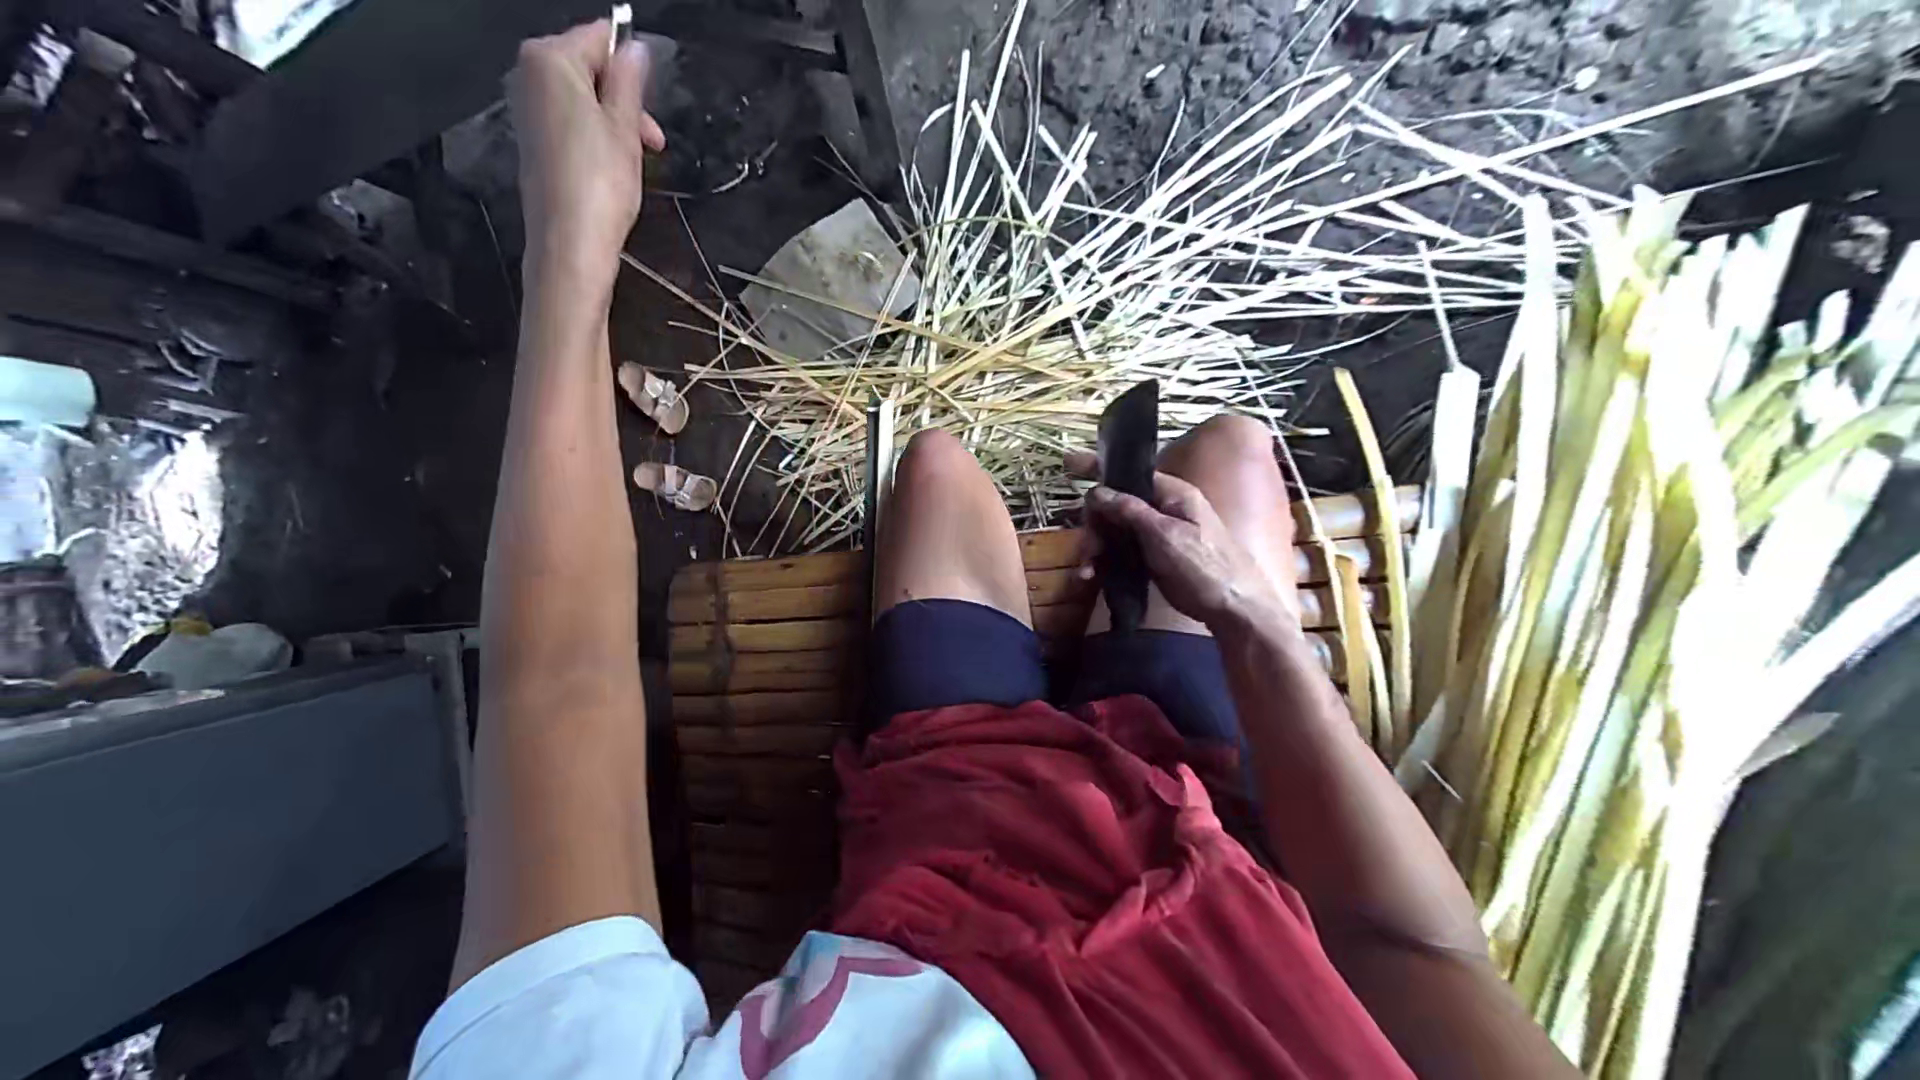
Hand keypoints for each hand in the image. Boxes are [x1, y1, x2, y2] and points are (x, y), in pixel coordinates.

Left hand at [508, 20, 666, 277]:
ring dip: (616, 121)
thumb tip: (635, 49)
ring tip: (640, 158)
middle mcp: (528, 75)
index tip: (656, 97)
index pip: (596, 38)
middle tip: (654, 140)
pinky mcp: (534, 141)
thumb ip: (629, 83)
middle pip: (586, 68)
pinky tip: (616, 167)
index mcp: (549, 60)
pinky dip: (597, 137)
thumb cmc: (601, 182)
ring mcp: (527, 109)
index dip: (631, 64)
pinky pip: (571, 122)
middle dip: (624, 98)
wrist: (570, 242)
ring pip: (582, 99)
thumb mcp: (625, 129)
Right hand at [1070, 453, 1297, 632]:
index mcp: (1173, 494)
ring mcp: (1158, 535)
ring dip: (1097, 547)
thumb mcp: (1164, 535)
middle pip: (1116, 505)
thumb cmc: (1205, 567)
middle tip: (1086, 547)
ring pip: (1115, 531)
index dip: (1098, 468)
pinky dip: (1106, 562)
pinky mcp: (1154, 558)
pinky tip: (1092, 576)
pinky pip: (1122, 552)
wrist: (1234, 610)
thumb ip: (1129, 510)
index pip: (1129, 473)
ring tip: (1088, 569)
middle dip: (1095, 524)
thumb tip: (1097, 491)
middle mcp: (1163, 509)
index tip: (1068, 465)